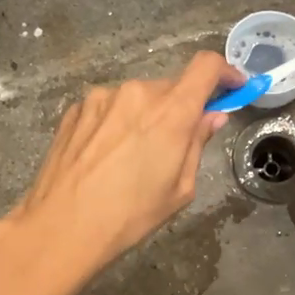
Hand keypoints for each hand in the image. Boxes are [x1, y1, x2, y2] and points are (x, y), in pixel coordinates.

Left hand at [0, 52, 238, 294]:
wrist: (60, 228)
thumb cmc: (128, 217)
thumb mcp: (178, 189)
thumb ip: (196, 144)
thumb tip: (212, 116)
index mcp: (170, 111)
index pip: (206, 66)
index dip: (225, 72)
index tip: (233, 87)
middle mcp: (136, 93)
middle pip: (170, 87)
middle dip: (179, 109)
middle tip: (174, 146)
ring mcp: (100, 97)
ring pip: (136, 99)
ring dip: (144, 118)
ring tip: (131, 160)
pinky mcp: (74, 109)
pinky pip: (107, 108)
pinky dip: (115, 124)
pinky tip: (104, 159)